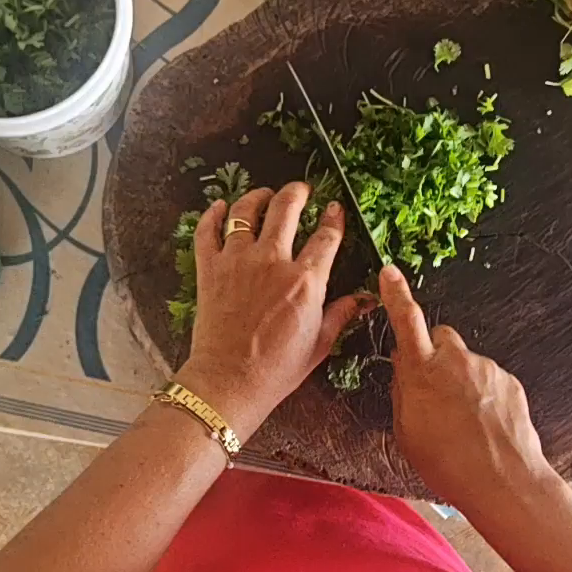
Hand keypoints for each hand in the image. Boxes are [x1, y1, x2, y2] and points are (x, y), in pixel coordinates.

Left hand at [177, 182, 373, 435]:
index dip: (333, 218)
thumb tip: (363, 299)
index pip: (326, 236)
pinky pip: (208, 231)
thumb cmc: (276, 369)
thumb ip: (341, 314)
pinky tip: (220, 207)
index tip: (335, 209)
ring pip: (245, 211)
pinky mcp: (210, 269)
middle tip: (302, 190)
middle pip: (286, 208)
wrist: (229, 381)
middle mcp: (272, 262)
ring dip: (257, 196)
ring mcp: (237, 261)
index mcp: (305, 281)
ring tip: (264, 195)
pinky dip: (212, 215)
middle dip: (297, 193)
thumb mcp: (319, 344)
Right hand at [380, 264, 553, 504]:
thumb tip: (404, 370)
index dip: (396, 295)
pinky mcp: (509, 381)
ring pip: (466, 362)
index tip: (389, 272)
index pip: (405, 321)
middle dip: (435, 354)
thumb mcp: (406, 432)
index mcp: (421, 372)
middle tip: (434, 387)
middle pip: (440, 337)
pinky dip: (483, 395)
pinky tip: (483, 425)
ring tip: (462, 421)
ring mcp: (485, 368)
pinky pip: (488, 378)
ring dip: (461, 380)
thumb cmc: (446, 463)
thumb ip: (403, 393)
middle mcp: (454, 361)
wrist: (503, 481)